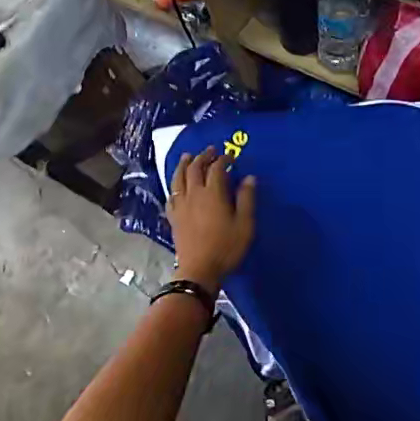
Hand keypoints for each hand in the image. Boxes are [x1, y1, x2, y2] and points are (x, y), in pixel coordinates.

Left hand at [165, 147, 255, 295]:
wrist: (198, 269)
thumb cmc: (226, 247)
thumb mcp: (244, 224)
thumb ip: (246, 199)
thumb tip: (249, 177)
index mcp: (213, 193)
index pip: (216, 168)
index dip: (223, 159)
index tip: (230, 157)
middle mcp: (194, 194)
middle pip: (195, 168)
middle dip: (203, 156)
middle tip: (210, 150)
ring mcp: (180, 205)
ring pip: (179, 178)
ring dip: (184, 164)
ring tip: (187, 156)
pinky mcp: (173, 217)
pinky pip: (171, 195)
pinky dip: (174, 185)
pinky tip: (176, 185)